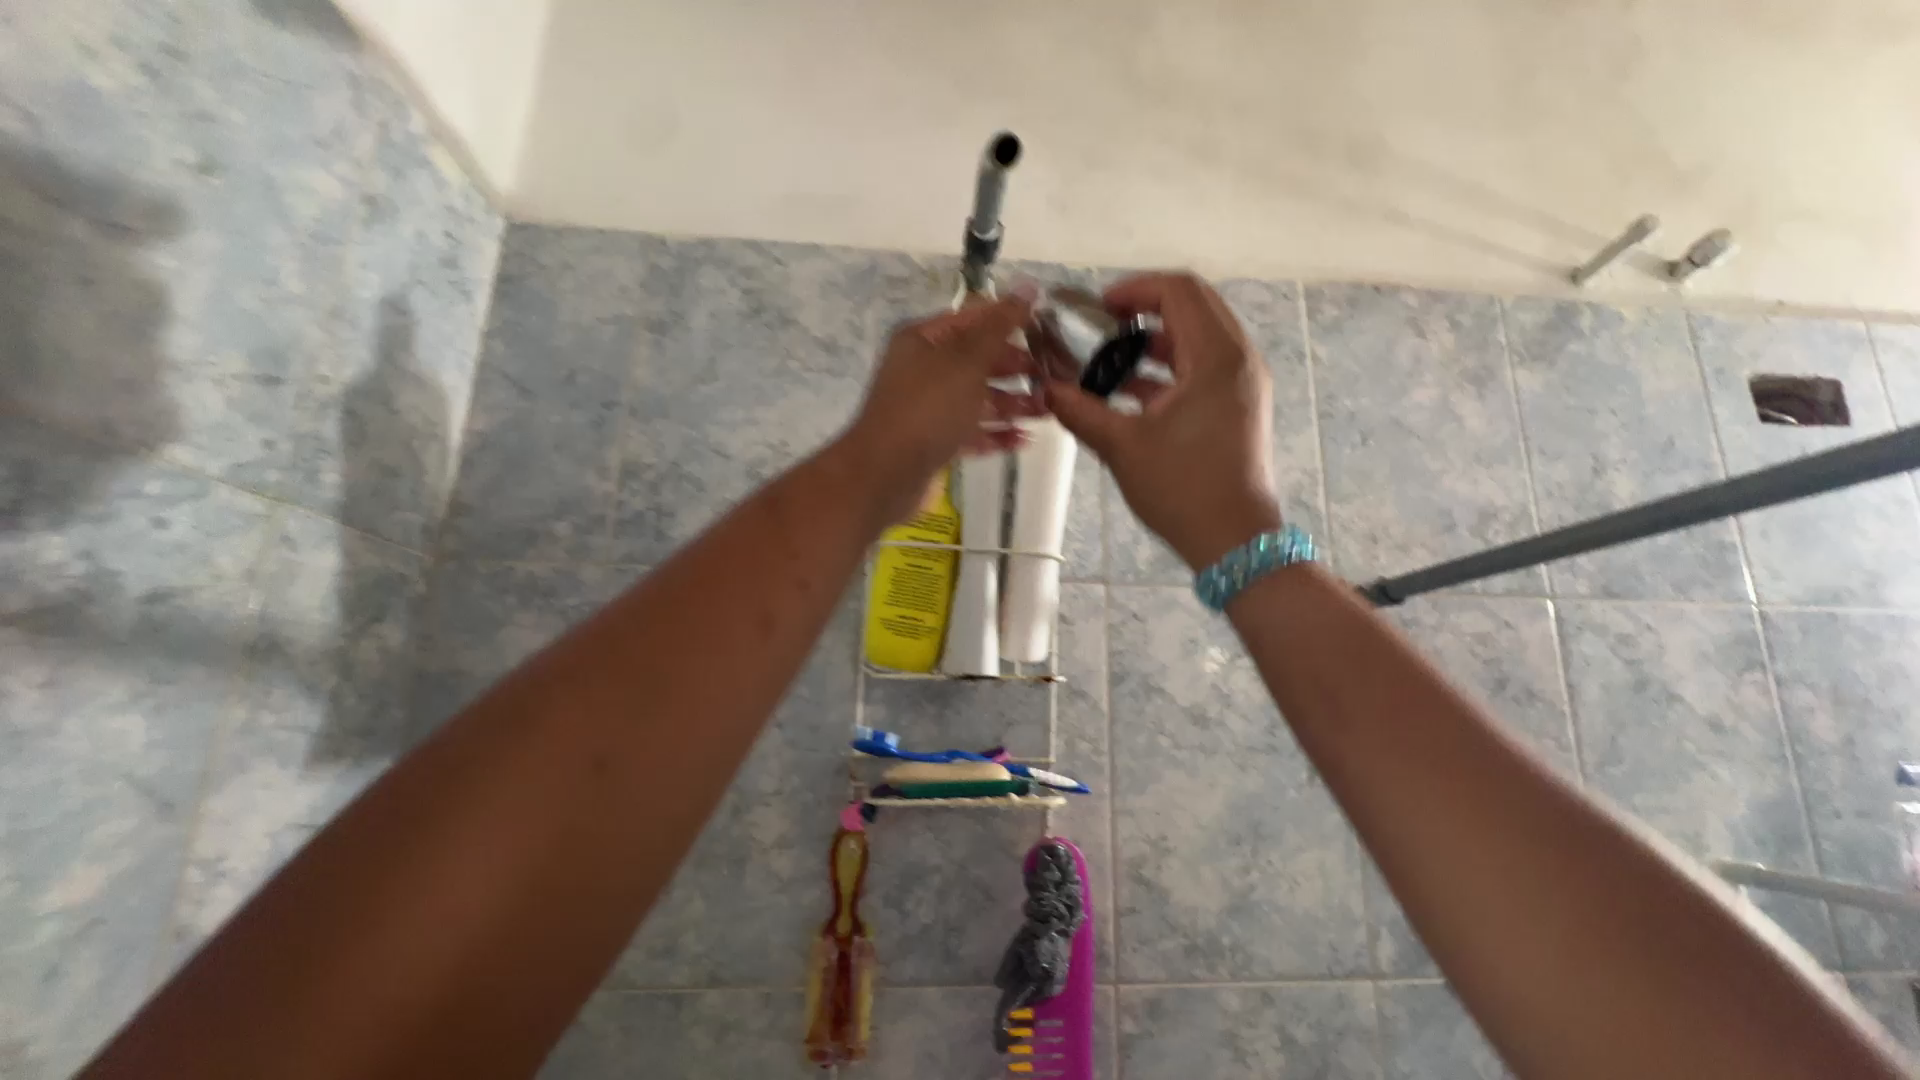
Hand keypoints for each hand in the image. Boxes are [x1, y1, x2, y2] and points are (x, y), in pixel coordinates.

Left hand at [838, 293, 1044, 522]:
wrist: (886, 474)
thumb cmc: (928, 408)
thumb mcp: (967, 360)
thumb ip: (1001, 326)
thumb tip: (1029, 287)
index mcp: (923, 340)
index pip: (973, 319)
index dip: (1009, 322)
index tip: (1046, 333)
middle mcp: (923, 370)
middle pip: (977, 361)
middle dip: (1014, 369)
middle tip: (1049, 377)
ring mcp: (927, 408)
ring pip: (976, 399)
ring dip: (1011, 404)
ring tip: (1044, 413)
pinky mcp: (933, 442)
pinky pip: (970, 431)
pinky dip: (995, 434)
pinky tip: (1022, 440)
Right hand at [1046, 273, 1281, 568]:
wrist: (1233, 541)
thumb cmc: (1182, 489)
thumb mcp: (1122, 447)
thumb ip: (1080, 410)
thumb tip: (1046, 390)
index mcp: (1217, 358)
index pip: (1179, 290)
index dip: (1134, 289)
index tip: (1097, 308)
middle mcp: (1238, 360)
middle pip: (1192, 306)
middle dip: (1143, 309)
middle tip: (1102, 327)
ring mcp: (1241, 384)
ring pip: (1197, 337)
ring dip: (1153, 340)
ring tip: (1109, 361)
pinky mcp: (1237, 406)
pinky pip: (1201, 367)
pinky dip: (1166, 368)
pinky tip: (1127, 392)